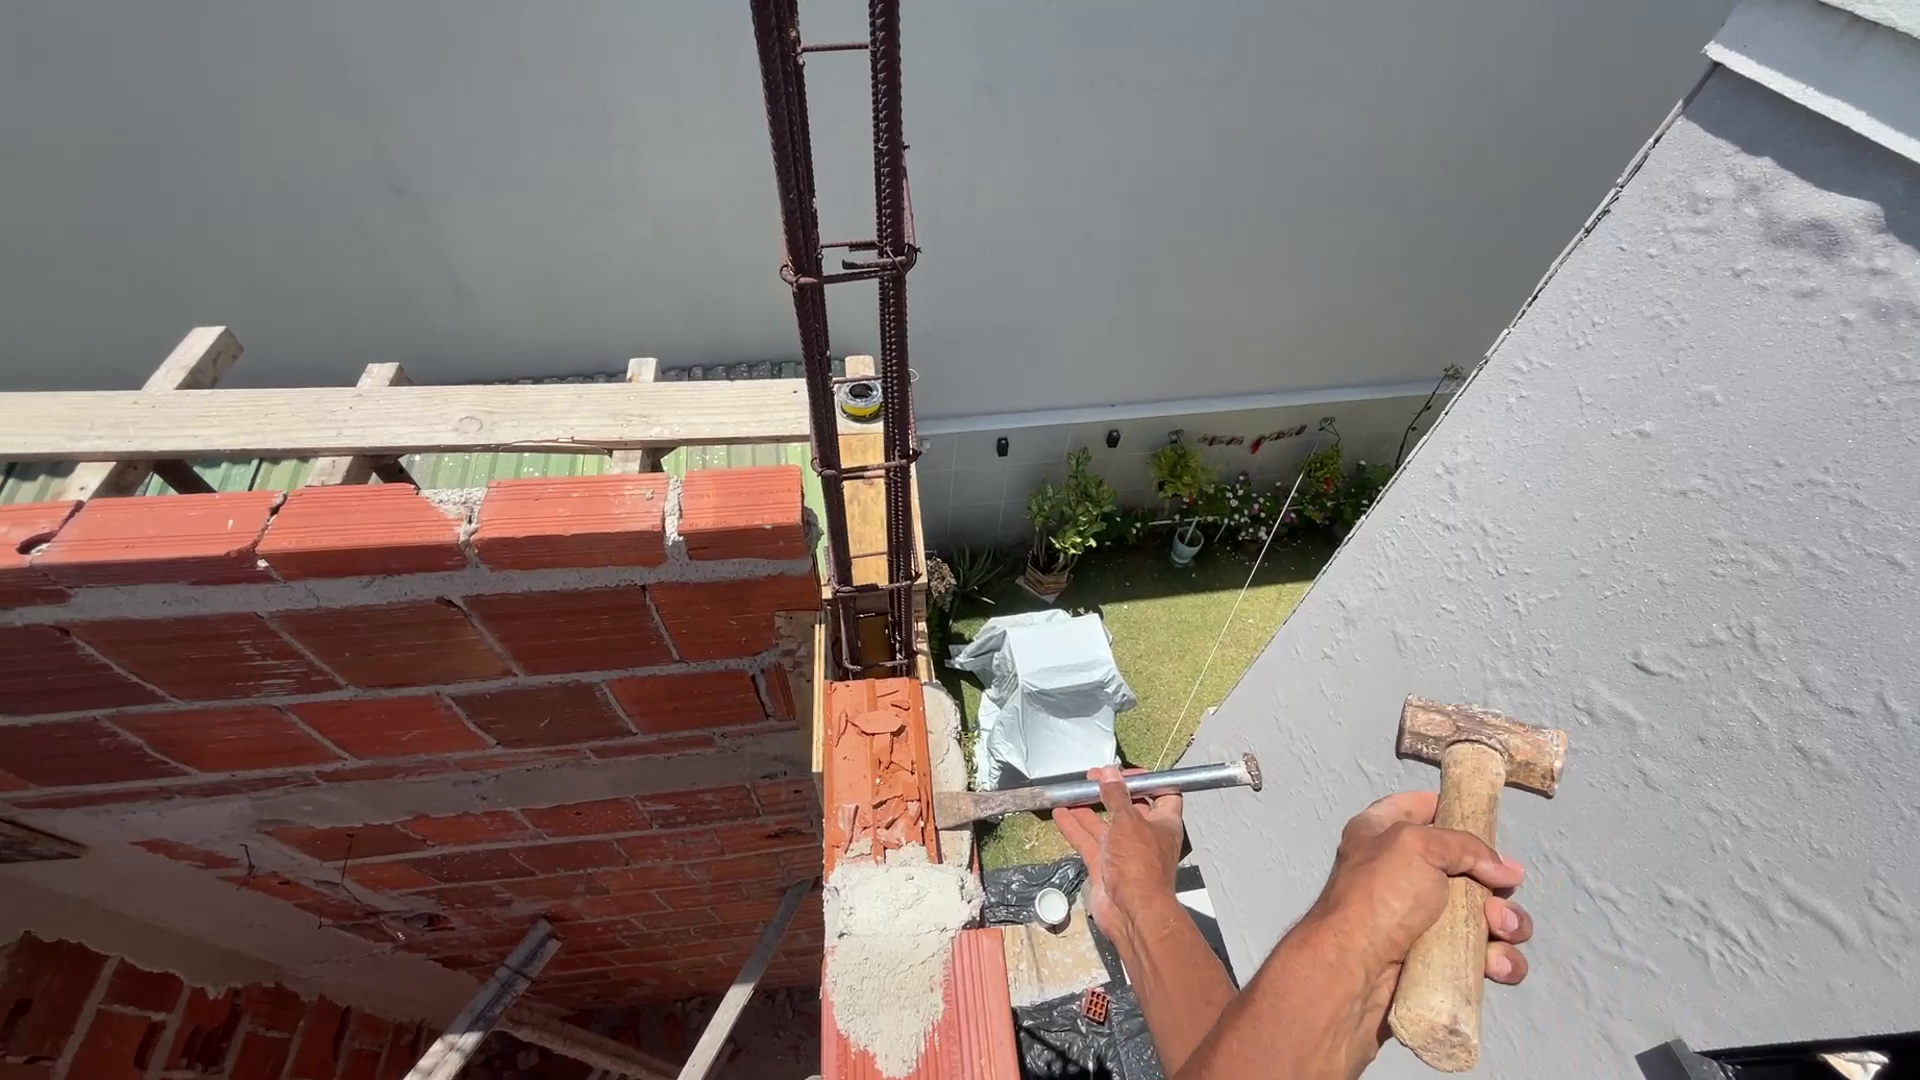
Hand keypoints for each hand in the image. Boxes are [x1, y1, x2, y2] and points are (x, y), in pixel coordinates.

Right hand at [1057, 766, 1185, 940]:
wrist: (1131, 912)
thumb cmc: (1139, 863)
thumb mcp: (1127, 821)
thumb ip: (1116, 796)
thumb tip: (1110, 773)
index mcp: (1163, 823)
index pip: (1162, 794)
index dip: (1146, 781)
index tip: (1124, 773)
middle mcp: (1145, 836)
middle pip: (1128, 808)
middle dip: (1110, 793)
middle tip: (1092, 779)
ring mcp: (1124, 853)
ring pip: (1104, 825)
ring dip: (1088, 808)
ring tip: (1072, 792)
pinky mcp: (1105, 867)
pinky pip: (1089, 841)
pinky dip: (1074, 827)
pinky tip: (1060, 813)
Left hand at [1296, 792, 1531, 1062]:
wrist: (1357, 968)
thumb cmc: (1377, 896)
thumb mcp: (1415, 845)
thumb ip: (1463, 845)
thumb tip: (1505, 869)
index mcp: (1381, 833)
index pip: (1417, 807)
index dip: (1450, 808)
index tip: (1486, 819)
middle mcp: (1400, 870)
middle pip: (1465, 866)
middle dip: (1494, 882)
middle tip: (1499, 892)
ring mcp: (1420, 916)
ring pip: (1484, 914)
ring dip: (1505, 923)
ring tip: (1496, 929)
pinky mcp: (1438, 957)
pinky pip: (1485, 955)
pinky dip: (1499, 960)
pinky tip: (1493, 965)